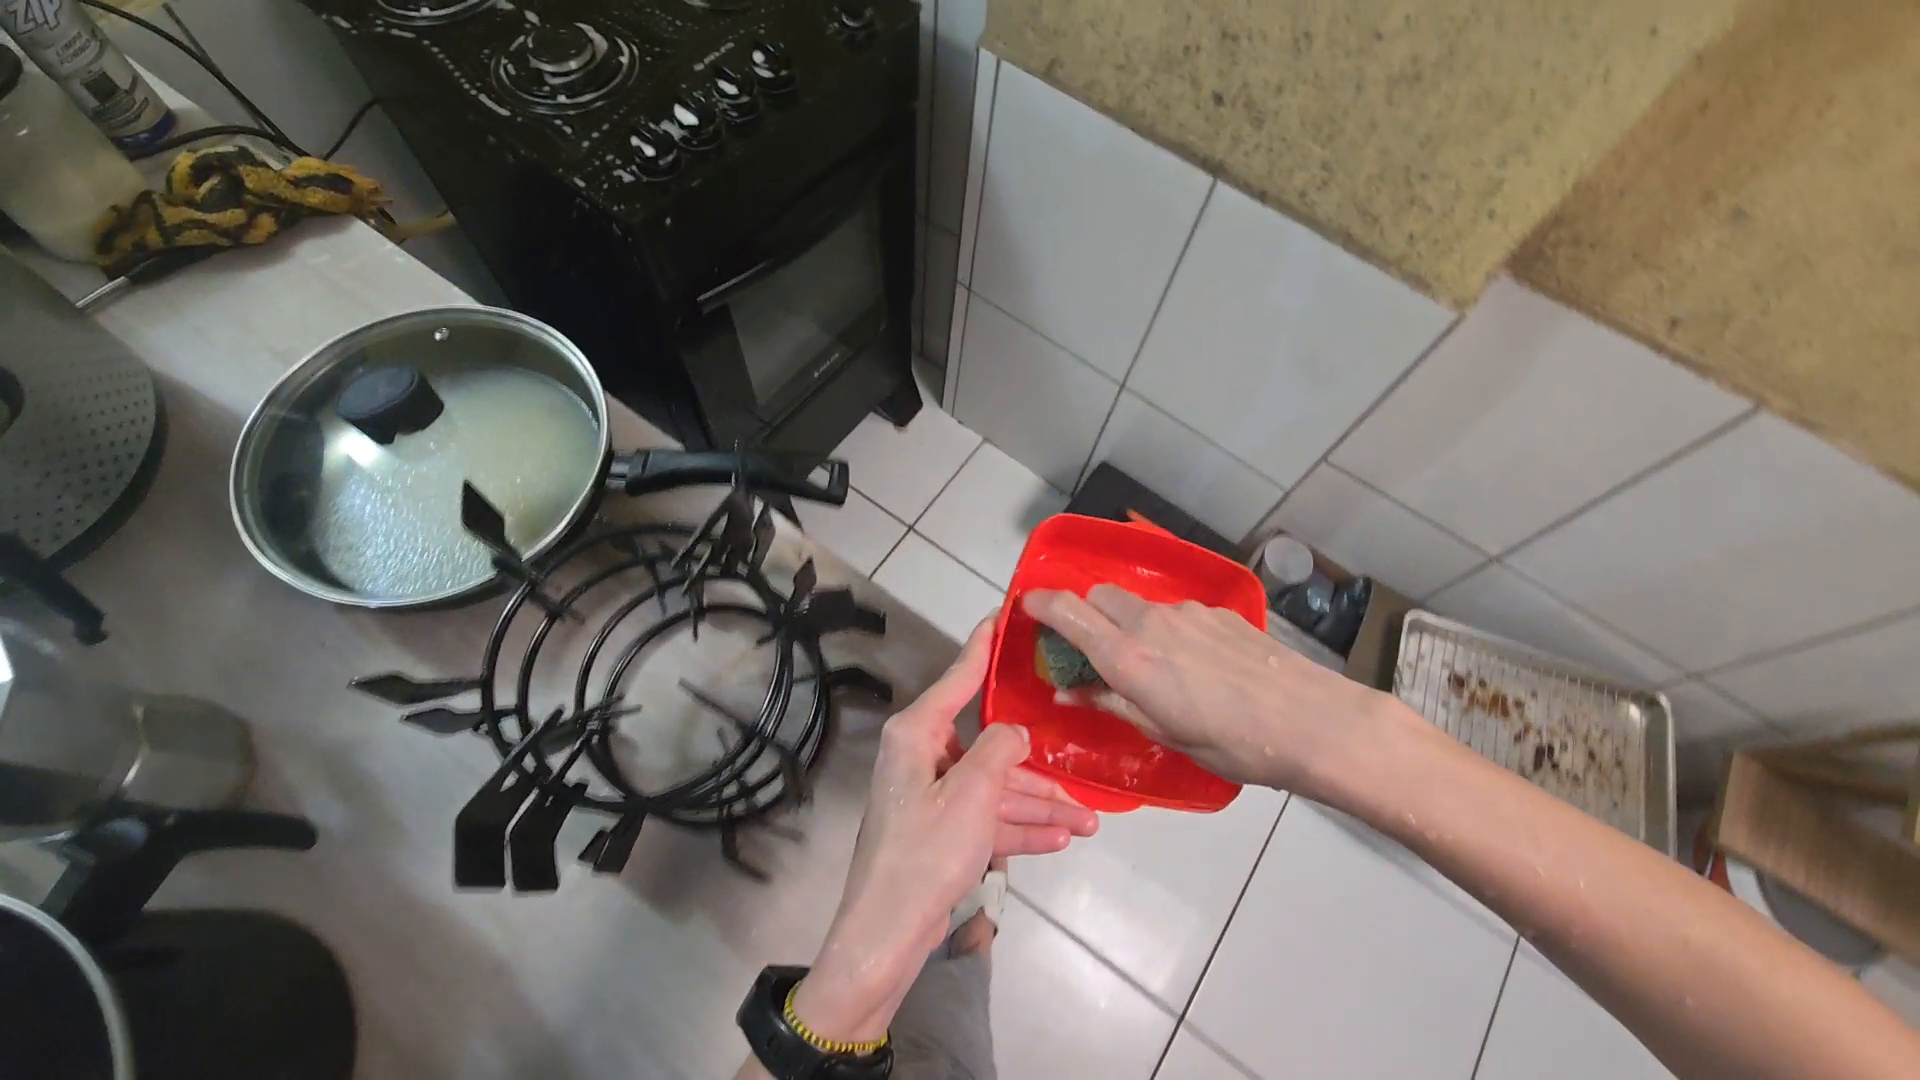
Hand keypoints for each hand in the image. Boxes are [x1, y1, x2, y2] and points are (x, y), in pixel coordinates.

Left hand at [791, 617, 1098, 1043]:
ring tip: (1089, 823)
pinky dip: (1019, 828)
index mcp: (918, 733)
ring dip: (1038, 805)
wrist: (887, 934)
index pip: (959, 676)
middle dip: (1037, 767)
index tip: (1004, 614)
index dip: (985, 646)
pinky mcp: (940, 831)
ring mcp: (931, 795)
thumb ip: (1000, 750)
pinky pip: (986, 817)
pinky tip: (1061, 840)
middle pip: (990, 745)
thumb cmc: (926, 853)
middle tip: (1083, 769)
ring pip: (994, 788)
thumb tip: (1016, 733)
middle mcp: (923, 755)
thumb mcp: (972, 795)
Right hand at [1022, 585, 1395, 796]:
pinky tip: (1195, 663)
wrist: (1312, 721)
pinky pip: (1175, 612)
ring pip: (1137, 604)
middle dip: (1085, 613)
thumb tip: (1068, 692)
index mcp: (1129, 658)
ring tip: (1153, 664)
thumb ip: (1110, 703)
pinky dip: (1166, 628)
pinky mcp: (1218, 612)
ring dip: (1127, 623)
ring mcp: (1187, 612)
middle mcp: (1151, 623)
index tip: (1027, 608)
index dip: (1040, 603)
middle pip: (1098, 596)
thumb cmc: (1232, 744)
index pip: (1067, 611)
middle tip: (1093, 649)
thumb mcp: (1163, 733)